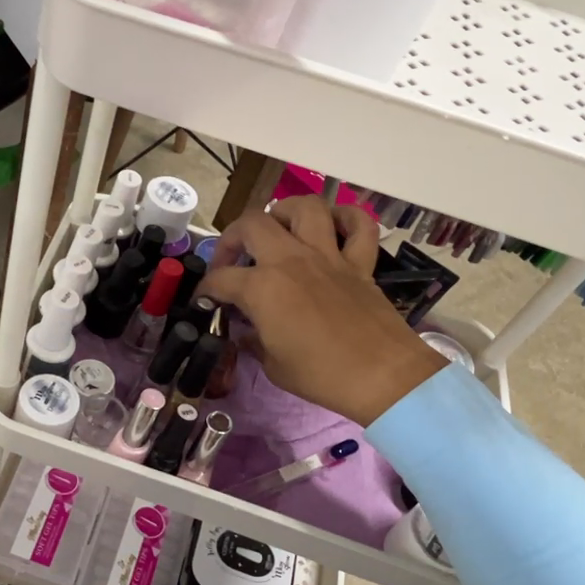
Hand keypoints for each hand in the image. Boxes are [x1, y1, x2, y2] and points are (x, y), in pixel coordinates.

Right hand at [199, 196, 445, 425]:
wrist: (380, 376)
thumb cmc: (320, 375)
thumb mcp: (273, 366)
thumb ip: (254, 341)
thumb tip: (247, 331)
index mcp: (262, 287)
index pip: (221, 279)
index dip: (206, 289)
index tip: (204, 299)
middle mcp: (291, 260)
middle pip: (252, 224)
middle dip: (232, 237)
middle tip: (232, 260)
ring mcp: (328, 257)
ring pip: (304, 208)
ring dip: (285, 211)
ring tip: (277, 228)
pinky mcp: (360, 264)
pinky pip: (359, 226)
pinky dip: (347, 218)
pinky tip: (334, 227)